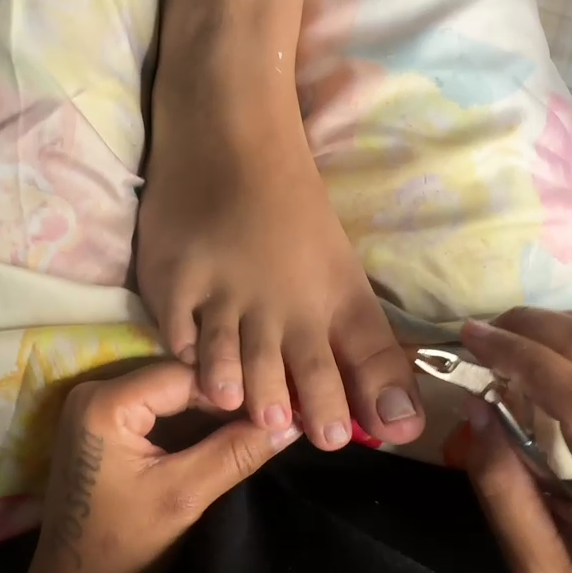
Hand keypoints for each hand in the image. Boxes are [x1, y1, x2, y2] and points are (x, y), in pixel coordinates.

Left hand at [19, 361, 299, 572]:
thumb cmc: (120, 551)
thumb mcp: (183, 499)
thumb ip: (235, 453)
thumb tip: (291, 421)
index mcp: (104, 401)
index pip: (183, 375)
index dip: (234, 387)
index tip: (280, 401)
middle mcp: (95, 390)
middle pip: (174, 379)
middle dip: (224, 397)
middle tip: (278, 409)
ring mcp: (96, 406)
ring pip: (169, 393)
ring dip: (211, 408)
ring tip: (261, 417)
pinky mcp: (104, 424)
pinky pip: (156, 409)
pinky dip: (190, 420)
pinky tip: (229, 430)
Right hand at [137, 60, 423, 450]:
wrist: (229, 136)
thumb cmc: (290, 197)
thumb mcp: (342, 267)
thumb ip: (365, 343)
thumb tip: (398, 417)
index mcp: (327, 298)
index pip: (349, 372)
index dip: (350, 409)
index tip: (345, 436)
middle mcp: (278, 305)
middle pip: (287, 378)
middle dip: (297, 412)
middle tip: (297, 431)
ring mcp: (221, 295)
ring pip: (228, 368)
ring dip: (238, 391)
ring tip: (242, 407)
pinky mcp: (173, 282)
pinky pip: (177, 337)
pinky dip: (184, 354)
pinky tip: (189, 362)